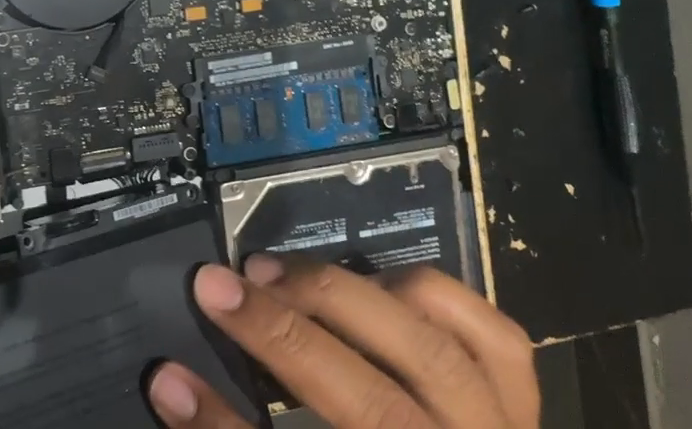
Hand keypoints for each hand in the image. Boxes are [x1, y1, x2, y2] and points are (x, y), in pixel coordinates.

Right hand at [149, 255, 538, 428]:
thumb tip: (168, 379)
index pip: (350, 415)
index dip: (270, 349)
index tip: (207, 293)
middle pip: (394, 381)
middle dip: (305, 316)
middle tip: (238, 277)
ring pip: (447, 346)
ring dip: (361, 296)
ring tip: (292, 278)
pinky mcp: (523, 413)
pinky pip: (494, 337)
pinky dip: (431, 297)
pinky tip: (372, 289)